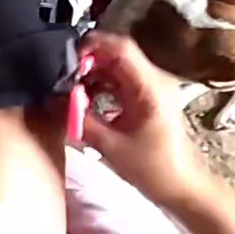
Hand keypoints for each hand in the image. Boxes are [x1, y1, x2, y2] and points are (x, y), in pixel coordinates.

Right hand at [78, 31, 216, 208]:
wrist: (182, 188)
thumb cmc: (153, 169)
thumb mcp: (111, 146)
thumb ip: (79, 120)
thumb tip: (52, 101)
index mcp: (150, 86)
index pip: (121, 48)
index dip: (92, 45)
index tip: (66, 58)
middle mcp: (153, 80)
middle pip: (116, 54)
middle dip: (87, 60)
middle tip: (62, 76)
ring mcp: (151, 89)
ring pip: (116, 67)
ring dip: (91, 74)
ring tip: (69, 89)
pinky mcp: (146, 99)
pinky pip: (119, 82)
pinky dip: (100, 86)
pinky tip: (83, 100)